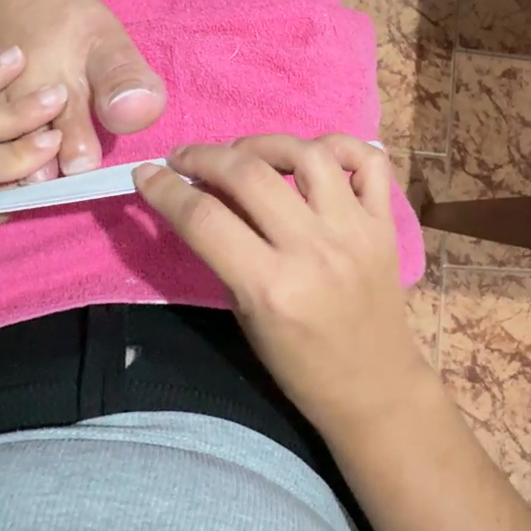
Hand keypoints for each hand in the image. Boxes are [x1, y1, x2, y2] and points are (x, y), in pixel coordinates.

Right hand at [132, 135, 430, 435]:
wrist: (373, 386)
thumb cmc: (298, 364)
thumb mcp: (245, 315)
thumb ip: (223, 253)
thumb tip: (197, 195)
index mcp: (271, 287)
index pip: (204, 218)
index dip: (165, 189)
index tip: (146, 174)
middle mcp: (314, 250)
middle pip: (250, 174)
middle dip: (205, 157)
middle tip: (186, 159)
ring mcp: (356, 231)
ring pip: (308, 154)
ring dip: (265, 143)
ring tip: (244, 154)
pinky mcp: (384, 223)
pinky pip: (369, 160)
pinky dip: (338, 146)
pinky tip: (312, 155)